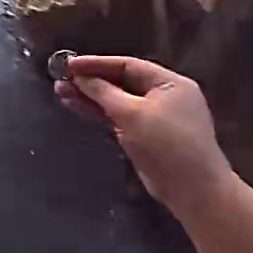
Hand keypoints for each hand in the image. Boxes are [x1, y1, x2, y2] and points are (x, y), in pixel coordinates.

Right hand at [56, 56, 235, 212]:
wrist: (192, 189)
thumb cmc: (166, 144)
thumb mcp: (133, 114)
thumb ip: (104, 93)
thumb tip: (82, 78)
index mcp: (169, 83)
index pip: (127, 65)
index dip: (96, 63)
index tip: (70, 64)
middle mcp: (163, 96)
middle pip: (121, 82)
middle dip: (90, 81)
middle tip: (61, 79)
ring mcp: (153, 117)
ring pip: (116, 101)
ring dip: (89, 97)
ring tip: (61, 92)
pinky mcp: (144, 136)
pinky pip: (118, 118)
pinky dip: (98, 113)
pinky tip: (76, 107)